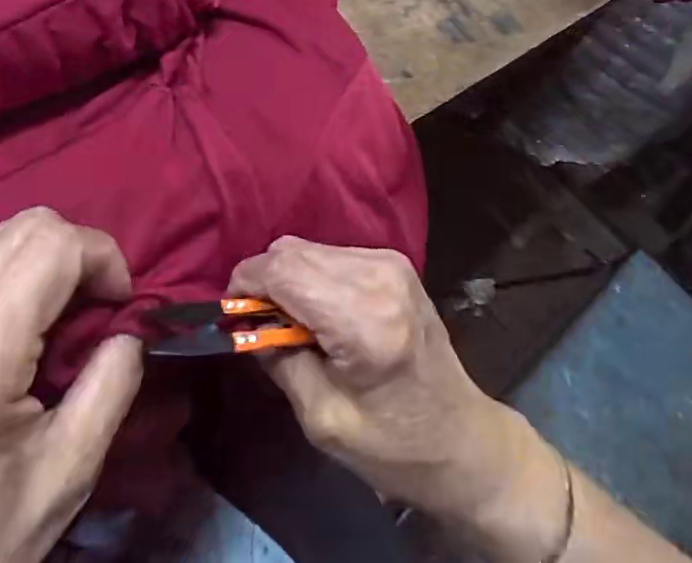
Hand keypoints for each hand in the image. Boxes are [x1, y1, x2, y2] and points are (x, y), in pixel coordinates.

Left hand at [0, 210, 144, 562]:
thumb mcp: (65, 476)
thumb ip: (113, 383)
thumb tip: (131, 323)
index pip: (53, 247)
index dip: (104, 258)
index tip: (120, 304)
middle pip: (27, 227)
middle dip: (80, 253)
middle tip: (96, 308)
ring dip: (47, 263)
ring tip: (60, 319)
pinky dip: (14, 276)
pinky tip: (18, 328)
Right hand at [228, 238, 561, 549]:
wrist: (460, 436)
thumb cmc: (392, 444)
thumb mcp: (322, 418)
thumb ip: (280, 359)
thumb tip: (244, 321)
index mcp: (364, 320)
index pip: (284, 271)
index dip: (246, 285)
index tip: (231, 314)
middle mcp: (379, 276)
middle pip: (294, 250)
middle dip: (265, 281)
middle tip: (258, 325)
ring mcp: (392, 263)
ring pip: (310, 247)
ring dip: (289, 278)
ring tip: (291, 323)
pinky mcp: (396, 263)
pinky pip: (333, 253)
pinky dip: (313, 275)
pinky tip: (319, 312)